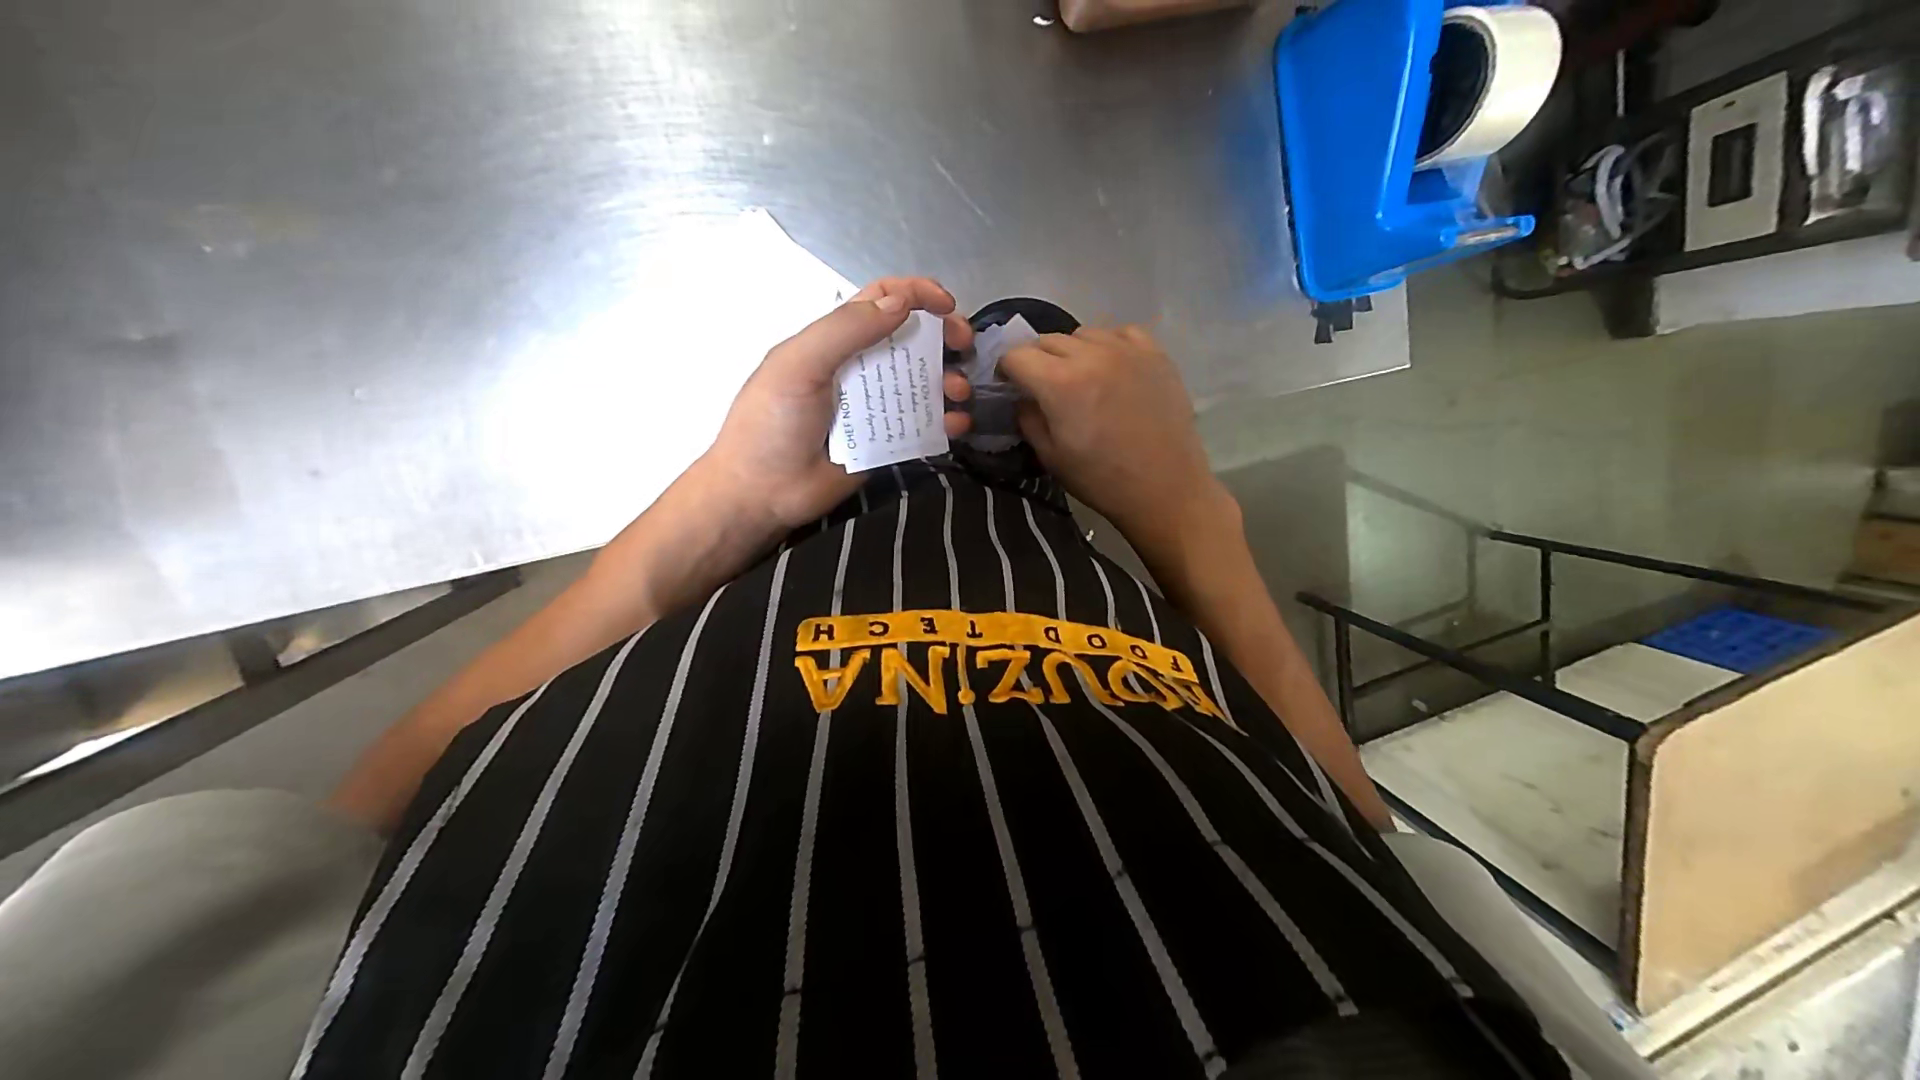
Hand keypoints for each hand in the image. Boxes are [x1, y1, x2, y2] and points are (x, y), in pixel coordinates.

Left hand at [701, 277, 974, 533]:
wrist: (762, 494)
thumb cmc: (771, 424)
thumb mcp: (799, 365)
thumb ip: (846, 330)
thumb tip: (902, 302)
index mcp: (834, 340)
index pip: (880, 299)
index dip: (915, 293)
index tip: (947, 306)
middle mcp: (859, 368)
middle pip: (911, 339)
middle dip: (943, 336)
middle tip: (965, 347)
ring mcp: (874, 407)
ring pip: (923, 382)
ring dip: (949, 379)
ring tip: (959, 393)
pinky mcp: (885, 442)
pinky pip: (923, 425)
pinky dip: (946, 421)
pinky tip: (957, 425)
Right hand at [998, 325, 1231, 553]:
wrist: (1166, 488)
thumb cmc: (1102, 480)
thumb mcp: (1050, 456)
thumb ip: (1028, 418)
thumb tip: (1022, 396)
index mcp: (1060, 383)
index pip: (1017, 355)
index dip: (1006, 370)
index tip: (1010, 386)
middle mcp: (1091, 355)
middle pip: (1047, 340)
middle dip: (1037, 360)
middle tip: (1043, 386)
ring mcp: (1127, 350)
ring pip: (1083, 334)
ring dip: (1072, 351)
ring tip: (1080, 377)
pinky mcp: (1155, 354)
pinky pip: (1120, 333)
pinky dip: (1108, 345)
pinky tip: (1111, 369)